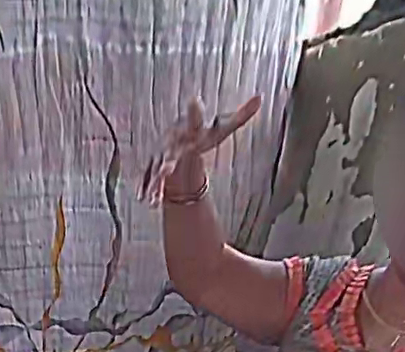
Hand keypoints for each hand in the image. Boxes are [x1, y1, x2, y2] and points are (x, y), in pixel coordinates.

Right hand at [138, 95, 261, 203]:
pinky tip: (145, 199)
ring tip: (155, 195)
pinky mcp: (153, 172)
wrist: (179, 149)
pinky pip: (149, 181)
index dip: (194, 112)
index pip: (194, 121)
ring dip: (156, 181)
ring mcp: (161, 158)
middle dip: (168, 160)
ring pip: (157, 170)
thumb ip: (240, 116)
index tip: (194, 101)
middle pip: (171, 151)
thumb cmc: (202, 138)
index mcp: (190, 130)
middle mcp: (173, 142)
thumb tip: (260, 99)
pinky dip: (147, 189)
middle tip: (167, 168)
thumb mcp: (221, 129)